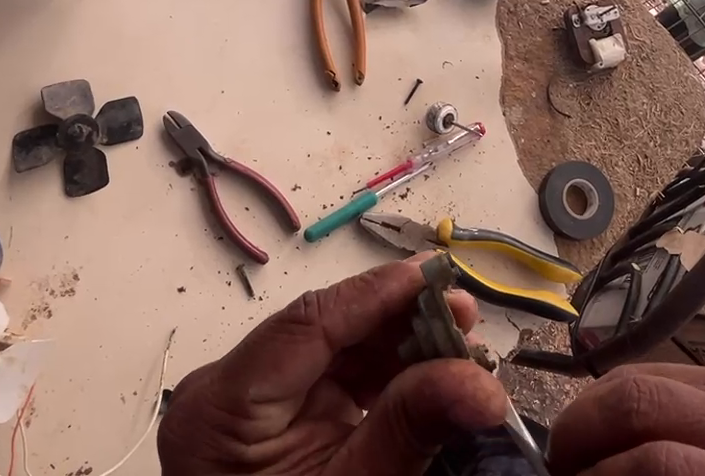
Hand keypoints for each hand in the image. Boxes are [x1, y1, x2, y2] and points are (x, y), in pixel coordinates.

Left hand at [158, 257, 508, 475]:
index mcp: (223, 404)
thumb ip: (407, 431)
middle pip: (326, 326)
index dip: (379, 292)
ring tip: (460, 340)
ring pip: (336, 344)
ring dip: (400, 342)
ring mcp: (252, 396)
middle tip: (464, 312)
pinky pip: (334, 372)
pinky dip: (384, 371)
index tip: (437, 273)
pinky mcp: (275, 411)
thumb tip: (482, 385)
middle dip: (400, 317)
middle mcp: (228, 385)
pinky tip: (429, 369)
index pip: (309, 321)